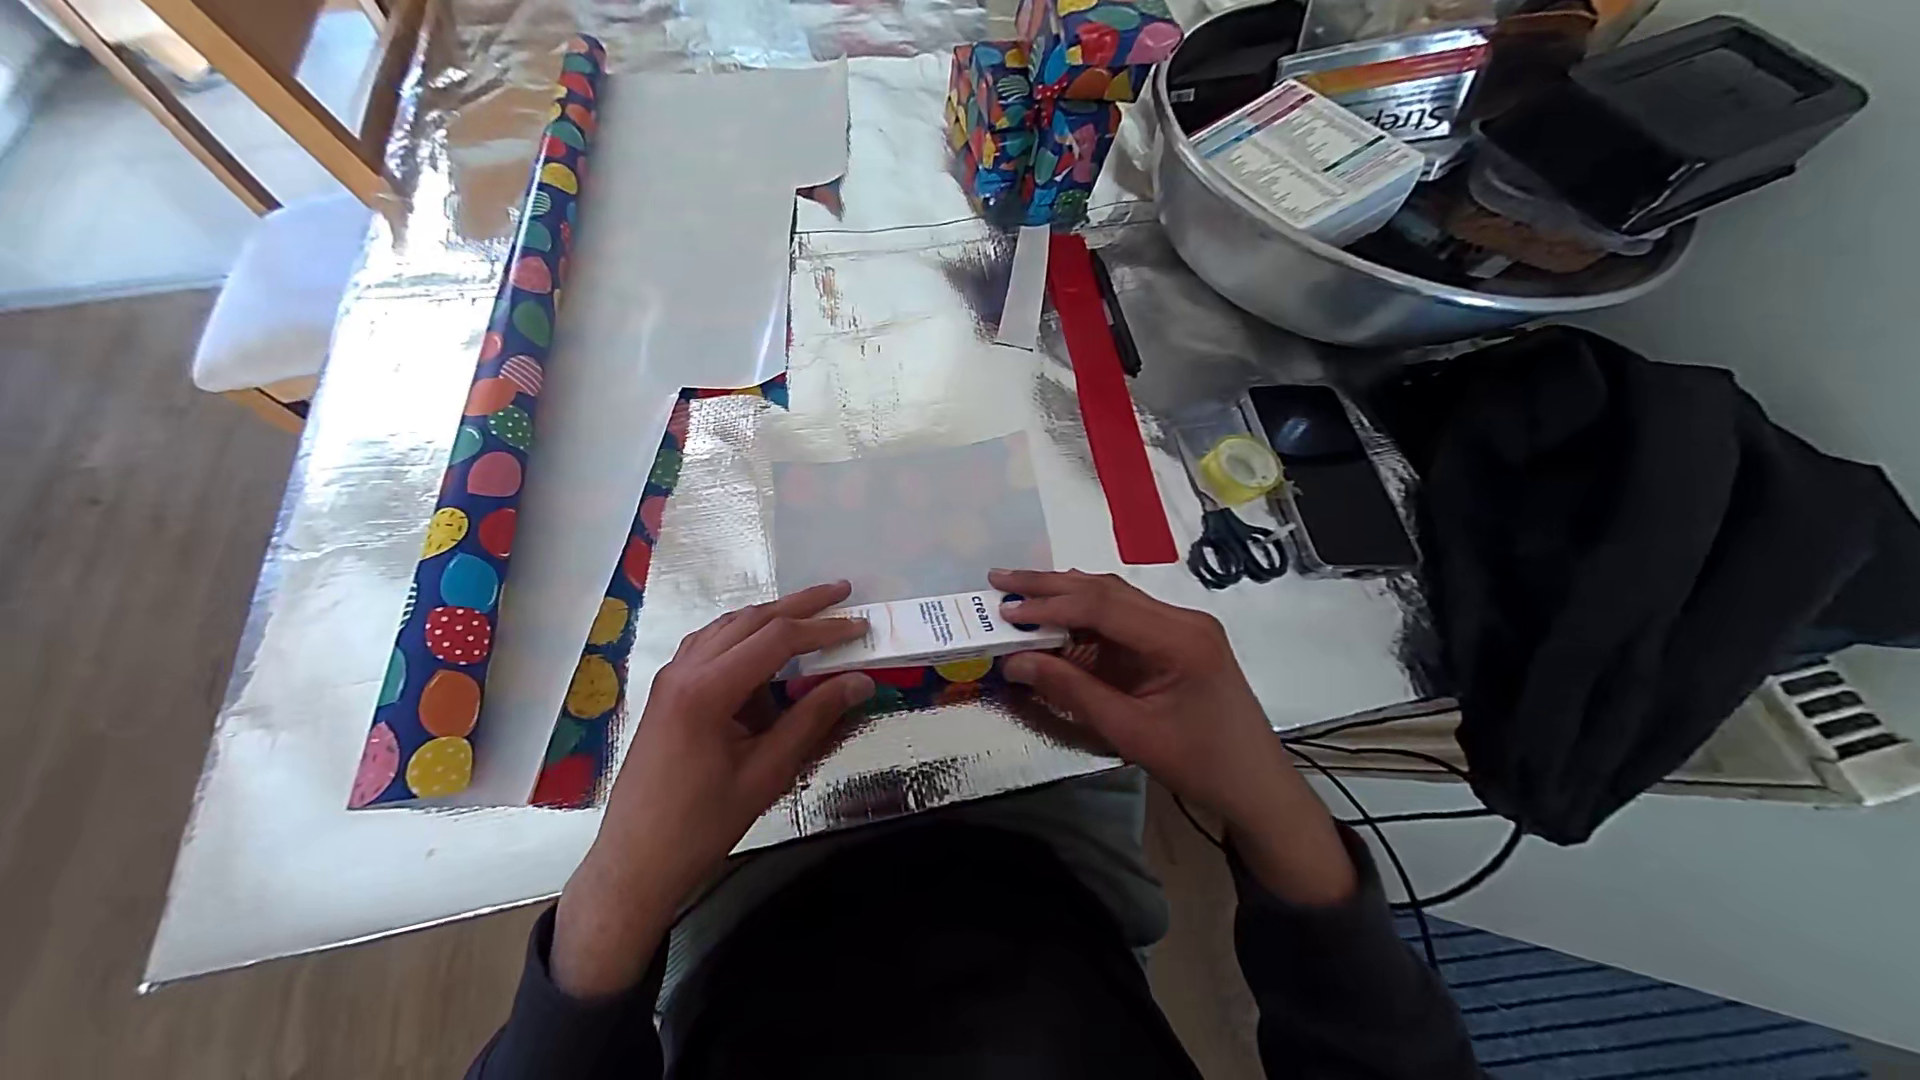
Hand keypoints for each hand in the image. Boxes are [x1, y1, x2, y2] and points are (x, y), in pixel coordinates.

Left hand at [551, 581, 875, 998]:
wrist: (634, 862)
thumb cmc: (702, 825)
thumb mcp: (768, 772)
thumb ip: (814, 719)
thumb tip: (860, 681)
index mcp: (707, 690)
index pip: (777, 638)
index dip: (824, 629)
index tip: (861, 626)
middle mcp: (685, 669)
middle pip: (752, 618)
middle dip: (801, 604)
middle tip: (842, 590)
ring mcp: (671, 676)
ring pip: (729, 625)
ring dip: (772, 614)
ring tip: (811, 611)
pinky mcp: (668, 689)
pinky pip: (710, 642)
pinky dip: (744, 632)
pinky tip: (762, 641)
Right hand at [989, 569, 1354, 904]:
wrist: (1257, 787)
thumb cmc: (1199, 764)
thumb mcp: (1129, 732)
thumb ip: (1071, 691)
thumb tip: (1015, 662)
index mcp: (1180, 638)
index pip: (1103, 606)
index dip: (1050, 605)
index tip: (1007, 610)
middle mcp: (1182, 619)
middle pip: (1107, 590)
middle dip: (1051, 585)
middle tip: (1001, 578)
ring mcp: (1182, 625)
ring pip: (1115, 597)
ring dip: (1066, 594)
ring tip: (1020, 589)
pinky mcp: (1176, 638)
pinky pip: (1124, 617)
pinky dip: (1085, 614)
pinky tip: (1057, 611)